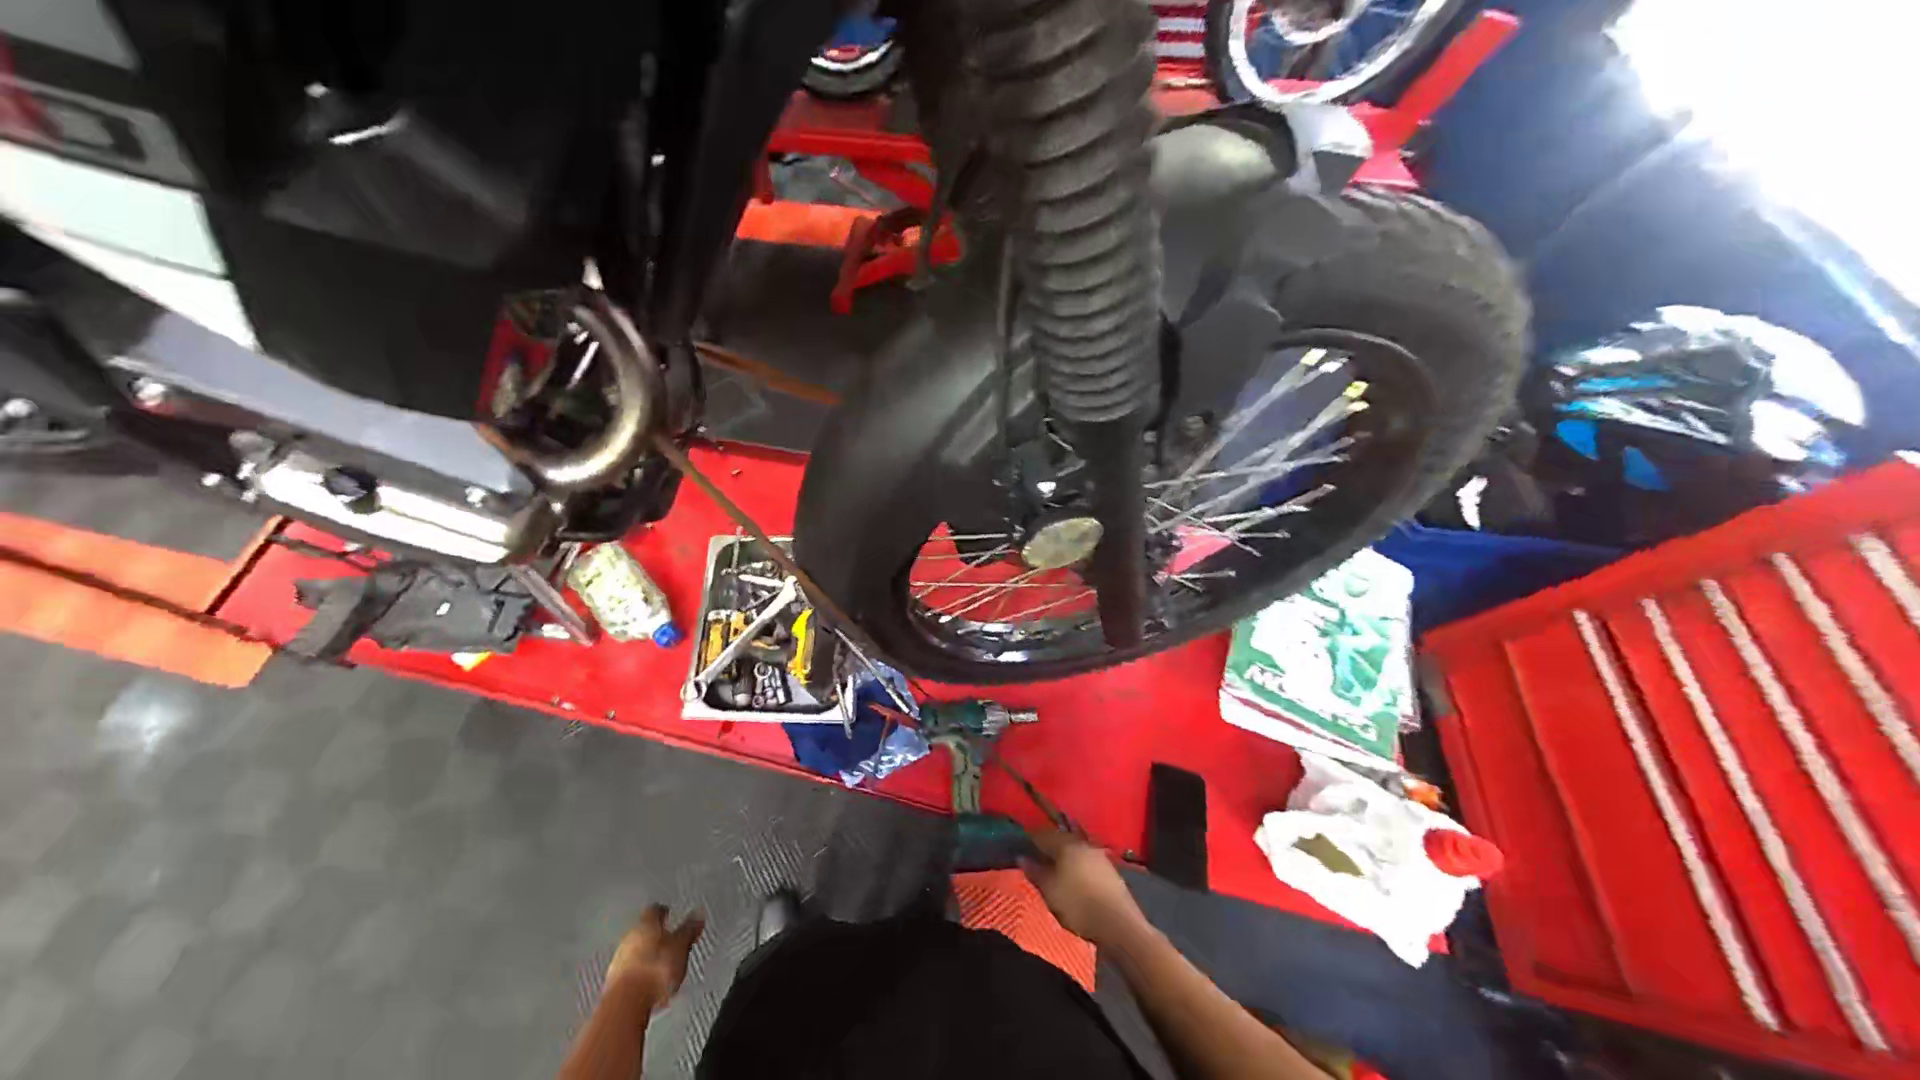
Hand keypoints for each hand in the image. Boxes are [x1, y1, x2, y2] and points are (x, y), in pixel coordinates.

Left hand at [605, 904, 704, 1004]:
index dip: (663, 912)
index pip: (654, 910)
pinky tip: (649, 985)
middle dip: (655, 937)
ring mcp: (618, 963)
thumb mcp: (682, 946)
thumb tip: (698, 915)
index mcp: (646, 924)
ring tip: (661, 967)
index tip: (669, 913)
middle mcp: (628, 940)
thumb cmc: (653, 972)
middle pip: (643, 933)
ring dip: (647, 958)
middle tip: (668, 941)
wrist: (626, 1005)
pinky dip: (640, 977)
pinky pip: (629, 975)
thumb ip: (690, 929)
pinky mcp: (613, 986)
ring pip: (634, 954)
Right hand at [1020, 829, 1145, 946]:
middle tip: (1036, 861)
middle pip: (1060, 841)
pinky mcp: (1110, 871)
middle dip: (1048, 849)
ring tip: (1054, 872)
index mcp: (1066, 844)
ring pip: (1075, 851)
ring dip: (1064, 858)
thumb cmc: (1078, 904)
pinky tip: (1074, 880)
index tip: (1021, 850)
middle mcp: (1083, 844)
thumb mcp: (1050, 890)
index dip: (1029, 841)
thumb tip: (1022, 857)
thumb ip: (1035, 871)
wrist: (1119, 924)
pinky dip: (1077, 867)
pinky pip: (1086, 862)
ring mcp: (1099, 856)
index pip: (1042, 835)